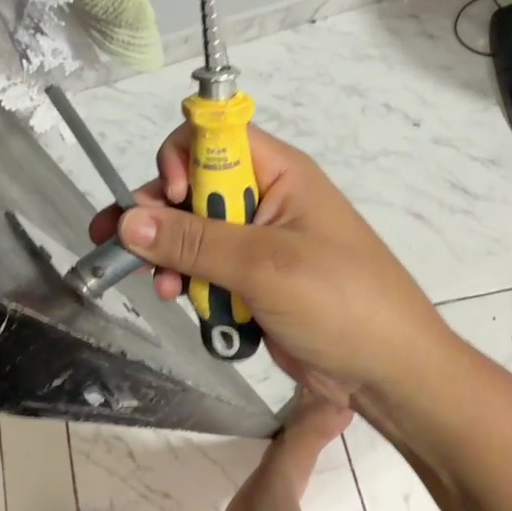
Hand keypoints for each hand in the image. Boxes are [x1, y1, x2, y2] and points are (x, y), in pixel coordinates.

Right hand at [88, 123, 453, 400]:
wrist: (390, 375)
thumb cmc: (340, 302)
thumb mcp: (263, 266)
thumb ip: (193, 242)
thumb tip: (126, 221)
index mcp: (278, 173)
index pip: (214, 135)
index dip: (182, 156)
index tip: (171, 195)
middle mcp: (263, 198)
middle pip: (192, 186)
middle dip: (159, 215)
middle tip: (121, 244)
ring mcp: (256, 241)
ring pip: (191, 231)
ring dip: (169, 255)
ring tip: (161, 287)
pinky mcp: (251, 279)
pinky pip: (203, 267)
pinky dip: (187, 280)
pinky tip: (177, 298)